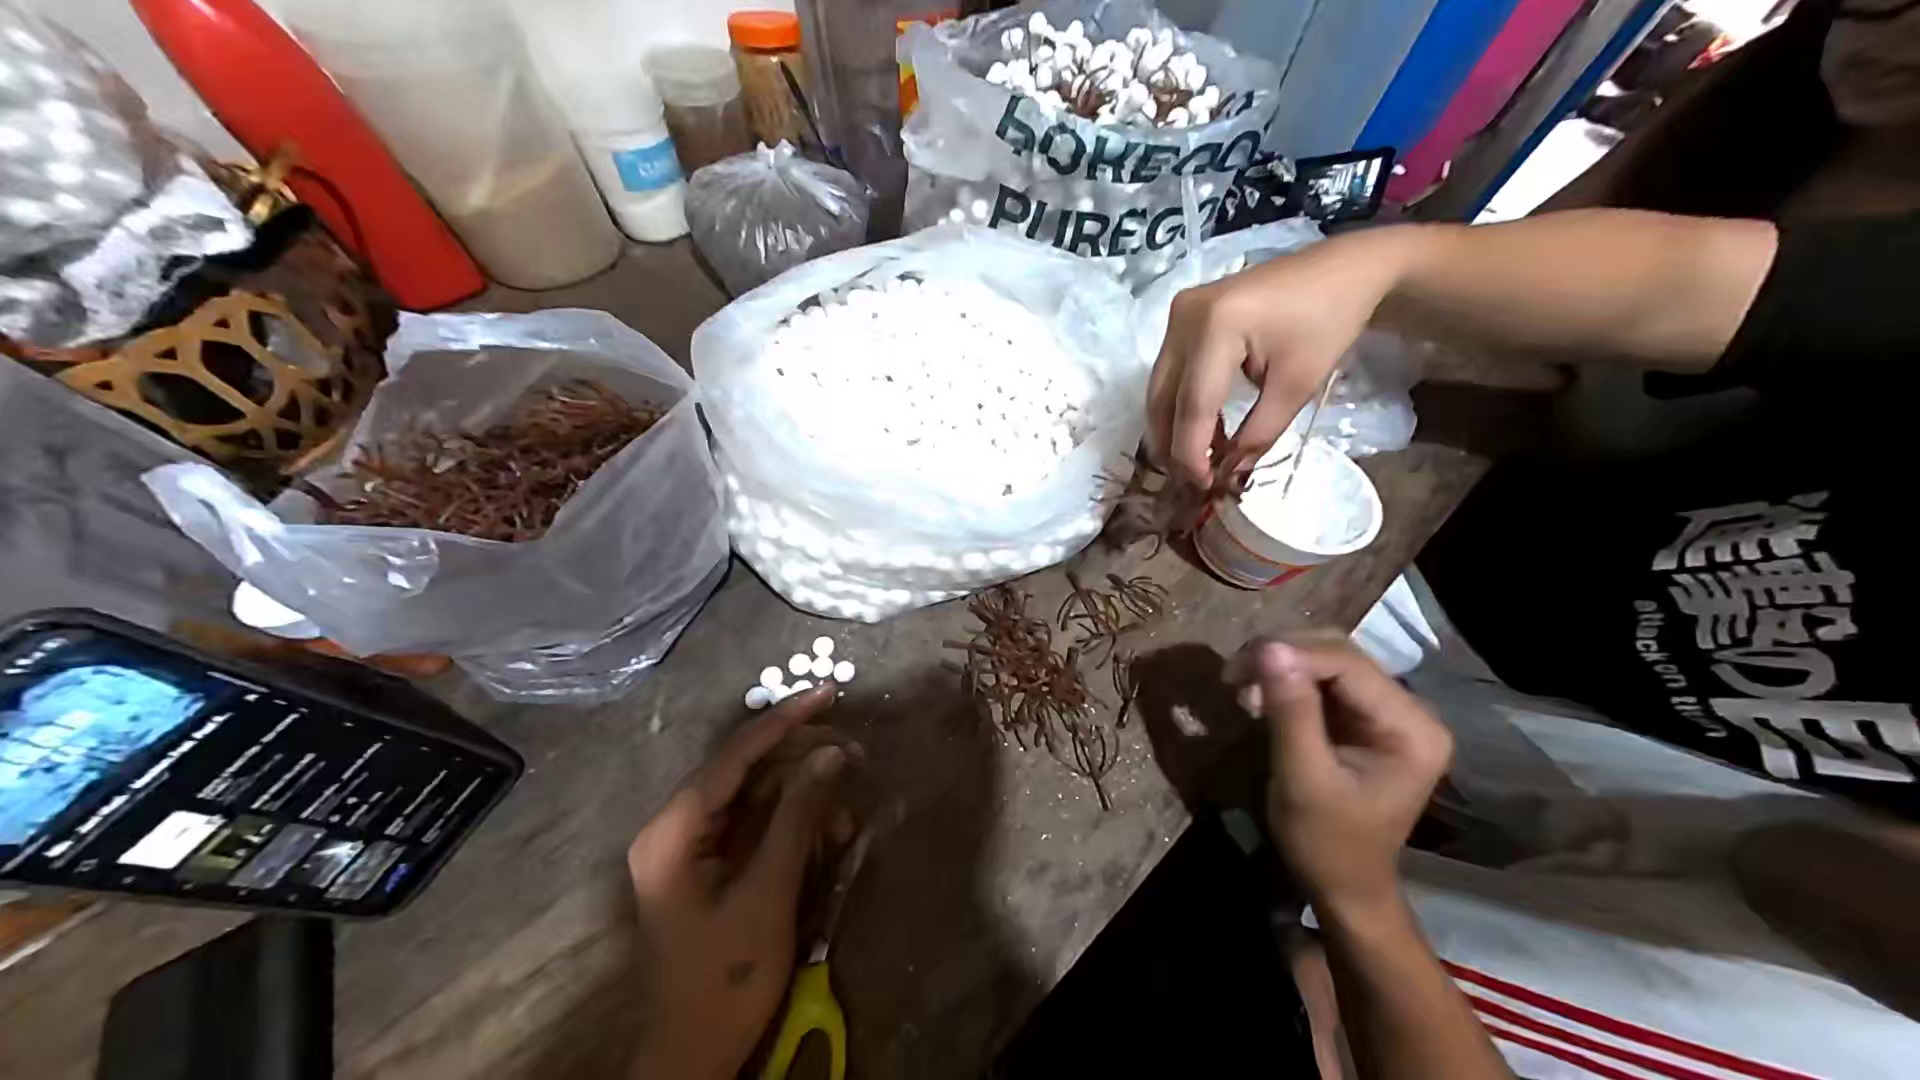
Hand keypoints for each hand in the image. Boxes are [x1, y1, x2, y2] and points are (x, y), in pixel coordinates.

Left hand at [627, 684, 855, 1079]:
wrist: (694, 1056)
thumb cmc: (726, 977)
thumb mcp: (768, 891)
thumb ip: (798, 815)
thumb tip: (832, 753)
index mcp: (673, 829)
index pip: (734, 755)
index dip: (784, 720)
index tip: (827, 693)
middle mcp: (677, 825)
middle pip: (747, 769)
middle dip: (803, 761)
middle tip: (855, 755)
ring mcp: (694, 844)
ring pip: (758, 794)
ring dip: (806, 796)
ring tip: (847, 811)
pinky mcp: (713, 862)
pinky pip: (759, 823)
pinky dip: (796, 823)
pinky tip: (831, 834)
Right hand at [1147, 231, 1404, 488]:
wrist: (1341, 270)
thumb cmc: (1328, 323)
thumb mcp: (1296, 386)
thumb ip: (1257, 434)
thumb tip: (1228, 476)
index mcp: (1216, 326)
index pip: (1193, 404)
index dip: (1192, 452)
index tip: (1202, 486)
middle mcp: (1184, 317)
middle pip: (1164, 397)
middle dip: (1172, 444)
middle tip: (1190, 480)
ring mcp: (1178, 314)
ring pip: (1159, 387)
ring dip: (1171, 427)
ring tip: (1192, 459)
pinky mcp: (1182, 317)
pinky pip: (1169, 372)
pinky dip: (1179, 404)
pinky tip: (1199, 428)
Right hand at [1228, 639, 1450, 910]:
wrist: (1342, 885)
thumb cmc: (1326, 842)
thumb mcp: (1302, 778)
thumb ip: (1290, 711)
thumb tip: (1268, 648)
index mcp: (1412, 728)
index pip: (1348, 663)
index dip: (1291, 654)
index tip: (1237, 666)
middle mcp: (1409, 710)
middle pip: (1338, 653)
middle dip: (1282, 654)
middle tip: (1232, 673)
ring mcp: (1386, 711)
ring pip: (1326, 659)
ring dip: (1278, 664)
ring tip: (1239, 685)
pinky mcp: (1362, 716)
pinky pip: (1320, 679)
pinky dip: (1284, 680)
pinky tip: (1257, 696)